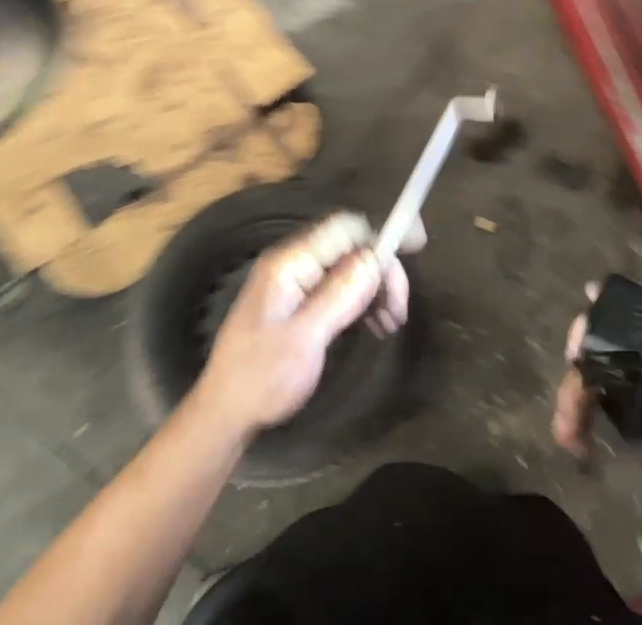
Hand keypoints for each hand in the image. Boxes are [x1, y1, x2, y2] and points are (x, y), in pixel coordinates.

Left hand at [189, 212, 393, 437]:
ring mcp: (296, 284)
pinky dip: (362, 303)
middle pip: (351, 249)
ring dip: (375, 290)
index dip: (381, 233)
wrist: (225, 414)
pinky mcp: (300, 304)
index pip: (344, 228)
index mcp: (289, 265)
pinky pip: (340, 289)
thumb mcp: (305, 339)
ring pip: (350, 270)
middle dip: (381, 273)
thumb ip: (340, 295)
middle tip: (399, 312)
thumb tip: (377, 258)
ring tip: (390, 325)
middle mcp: (293, 265)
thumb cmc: (261, 379)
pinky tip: (375, 326)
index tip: (416, 248)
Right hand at [552, 284, 641, 624]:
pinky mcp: (639, 418)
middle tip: (570, 353)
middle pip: (635, 339)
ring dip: (580, 389)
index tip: (601, 294)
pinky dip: (581, 414)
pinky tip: (570, 439)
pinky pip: (603, 400)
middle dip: (598, 342)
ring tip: (562, 426)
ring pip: (611, 369)